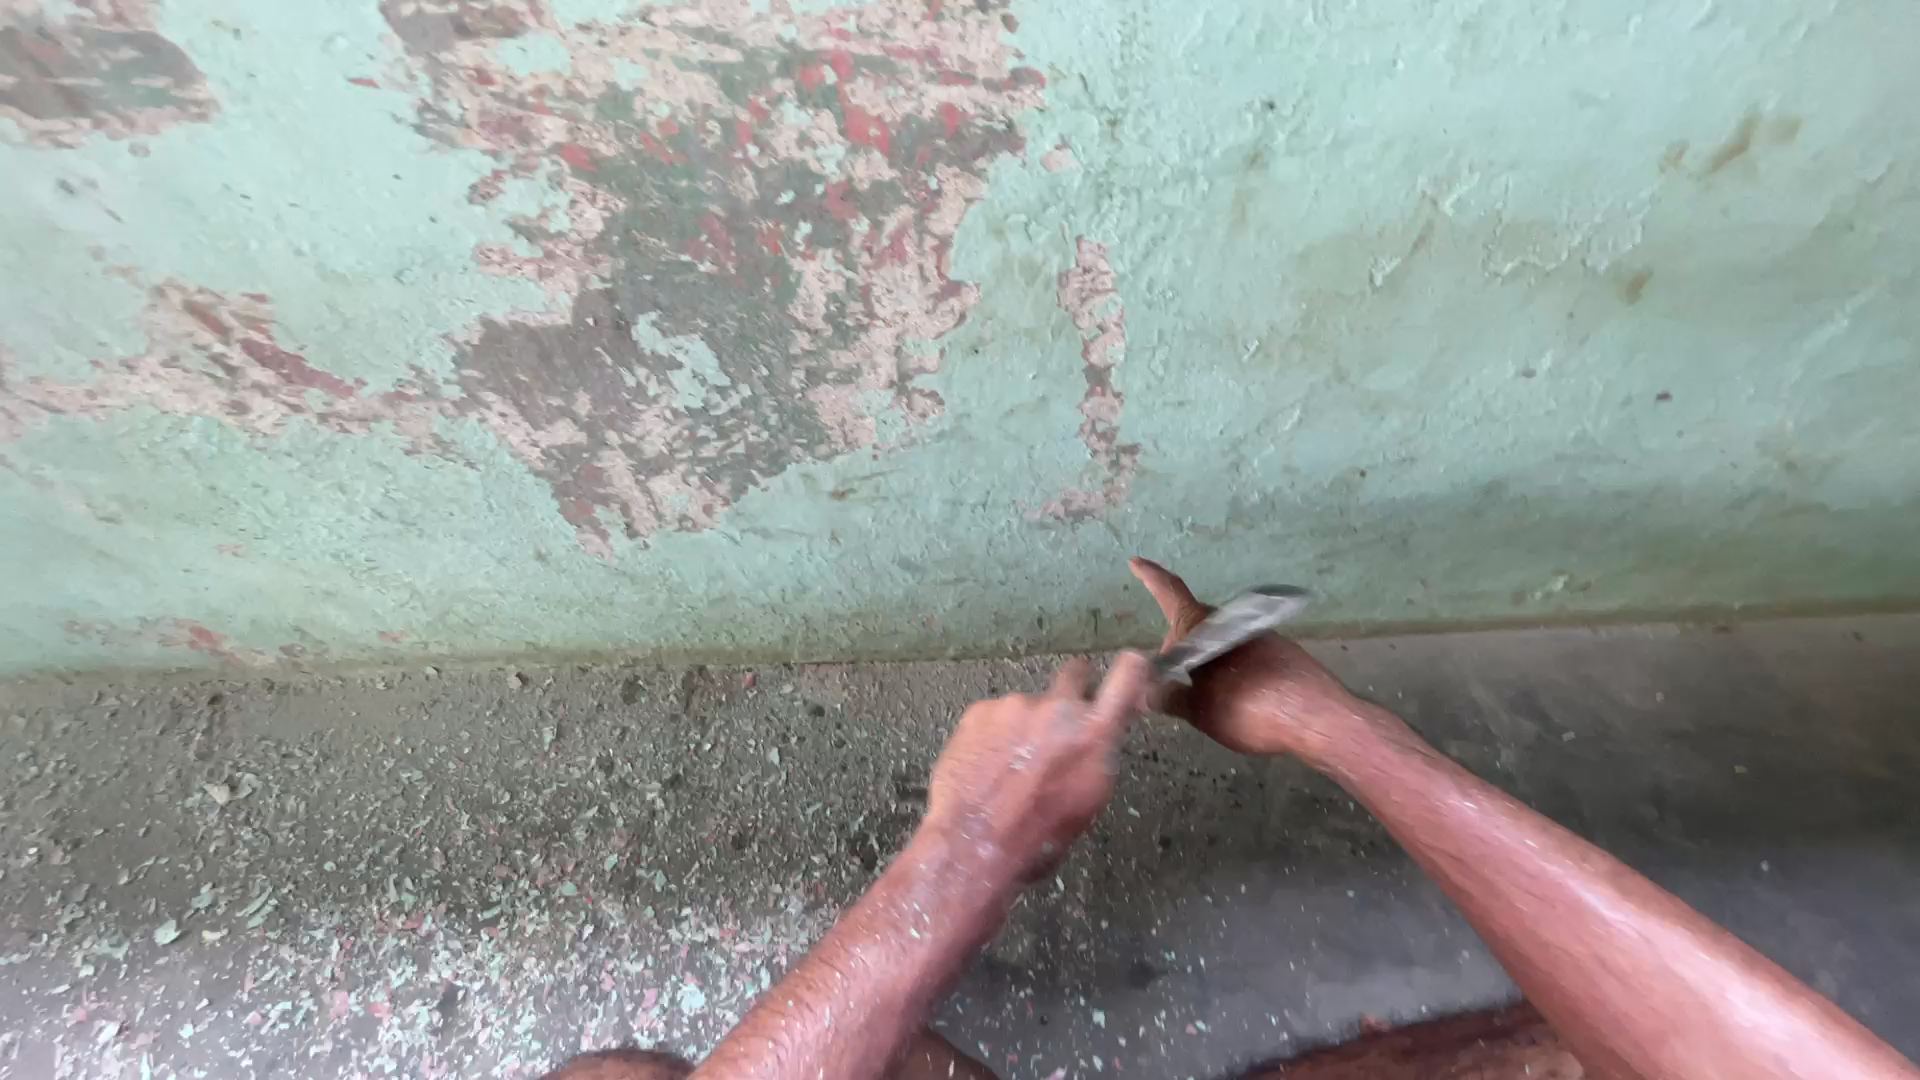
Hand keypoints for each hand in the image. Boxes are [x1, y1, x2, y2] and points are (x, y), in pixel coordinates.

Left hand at [924, 652, 1152, 882]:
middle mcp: (1060, 709)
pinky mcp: (981, 709)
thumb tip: (1092, 739)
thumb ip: (1093, 756)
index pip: (1127, 677)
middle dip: (1072, 690)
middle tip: (1056, 724)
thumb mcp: (1086, 800)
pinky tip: (982, 765)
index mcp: (1095, 735)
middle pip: (1074, 675)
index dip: (1130, 667)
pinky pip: (994, 716)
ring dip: (1024, 725)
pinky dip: (991, 734)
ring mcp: (1017, 704)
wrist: (973, 845)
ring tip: (1006, 766)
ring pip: (1027, 706)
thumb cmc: (1037, 840)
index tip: (1129, 666)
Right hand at [1129, 557, 1393, 764]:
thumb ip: (1170, 699)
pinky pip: (1242, 655)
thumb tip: (1146, 691)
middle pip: (1192, 626)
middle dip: (1176, 648)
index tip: (1136, 562)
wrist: (1317, 718)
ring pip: (1218, 643)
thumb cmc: (1247, 708)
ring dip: (1204, 662)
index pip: (1170, 593)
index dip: (1151, 576)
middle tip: (1167, 680)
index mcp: (1201, 628)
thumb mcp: (1198, 711)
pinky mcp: (1281, 653)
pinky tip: (1236, 700)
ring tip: (1203, 697)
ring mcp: (1258, 636)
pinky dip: (1230, 671)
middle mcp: (1229, 623)